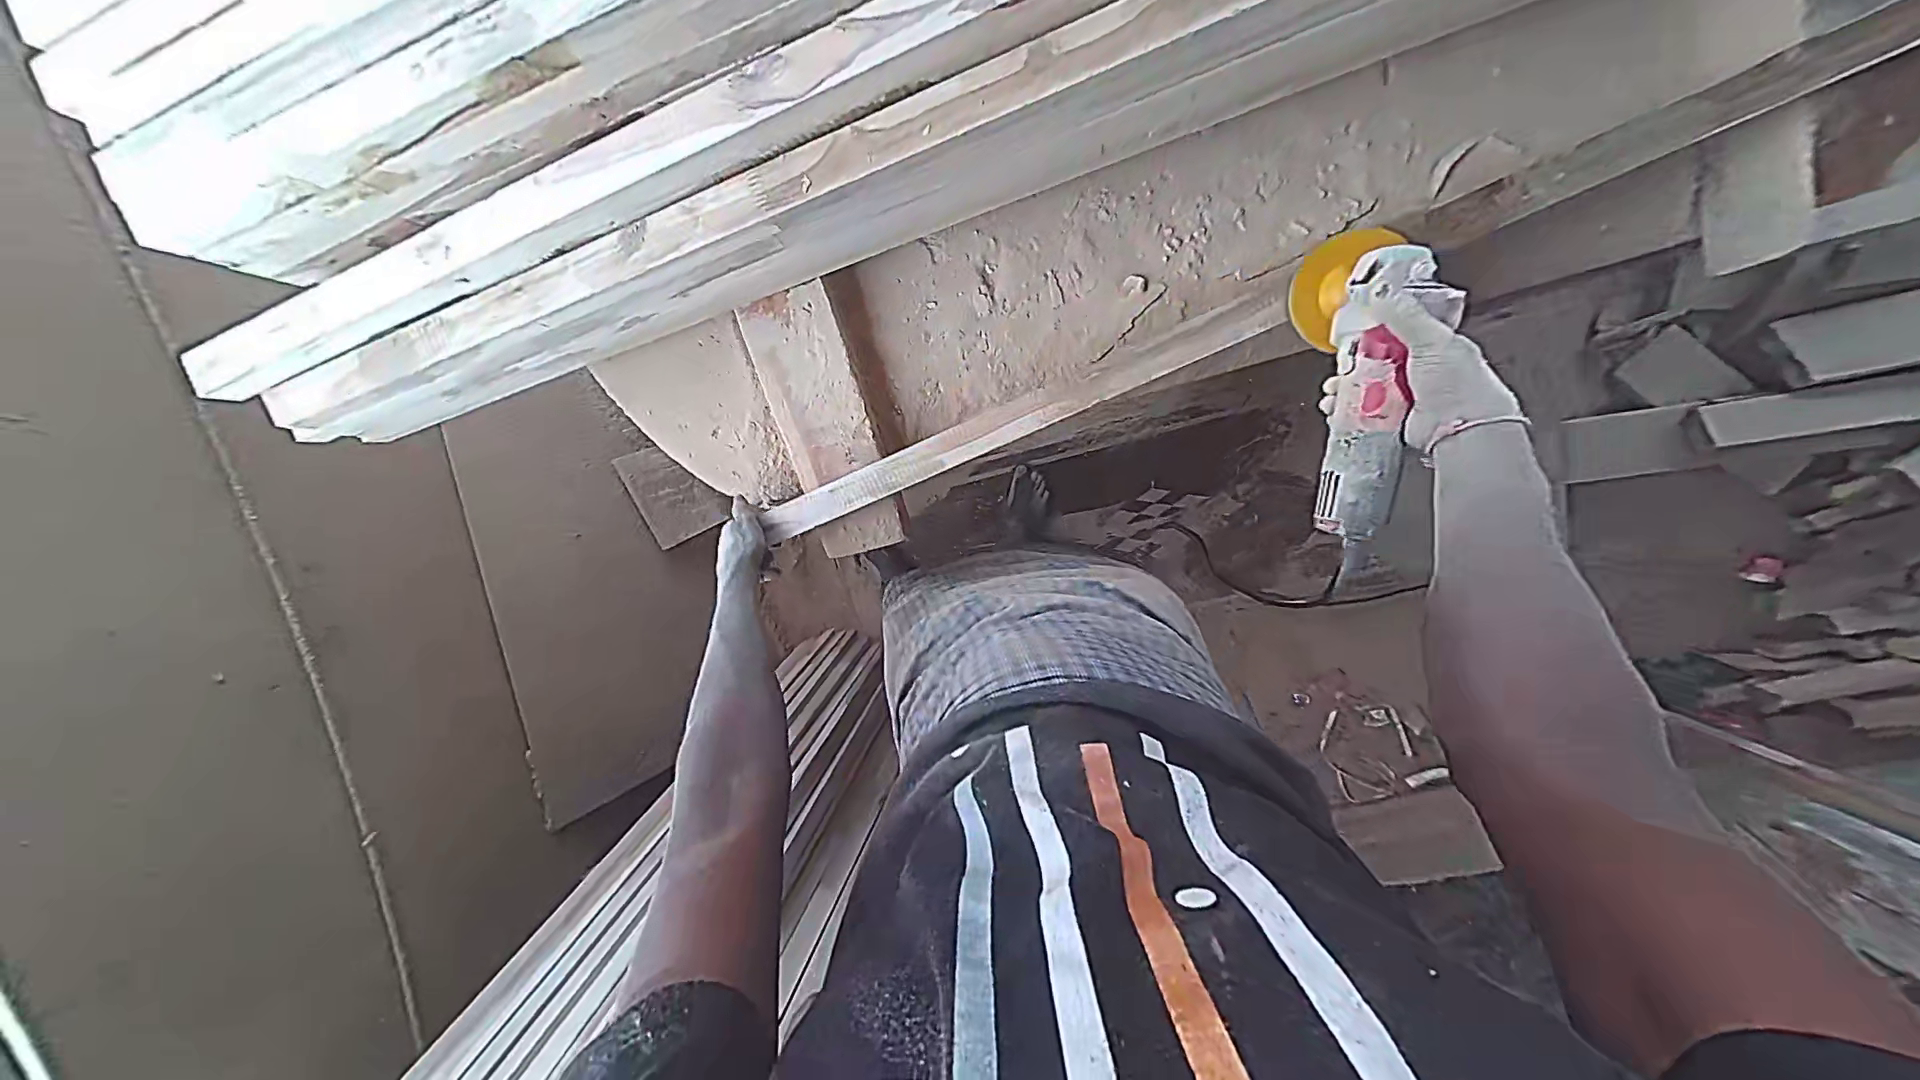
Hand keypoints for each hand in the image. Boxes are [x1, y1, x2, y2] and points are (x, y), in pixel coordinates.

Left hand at [717, 496, 767, 586]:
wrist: (740, 578)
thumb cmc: (744, 552)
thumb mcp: (748, 523)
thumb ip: (743, 510)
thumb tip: (738, 497)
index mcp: (729, 530)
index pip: (746, 523)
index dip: (760, 526)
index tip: (770, 528)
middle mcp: (728, 544)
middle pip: (752, 540)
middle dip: (765, 544)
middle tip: (773, 547)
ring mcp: (733, 560)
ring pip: (754, 556)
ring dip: (766, 559)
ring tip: (771, 563)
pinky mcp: (738, 574)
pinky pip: (755, 570)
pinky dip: (764, 571)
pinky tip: (769, 573)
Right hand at [1319, 281, 1523, 452]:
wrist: (1462, 430)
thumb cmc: (1459, 384)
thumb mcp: (1432, 340)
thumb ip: (1404, 316)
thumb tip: (1377, 292)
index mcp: (1434, 345)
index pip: (1399, 331)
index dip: (1374, 330)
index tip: (1354, 331)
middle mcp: (1419, 369)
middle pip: (1376, 361)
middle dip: (1352, 365)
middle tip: (1340, 367)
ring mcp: (1405, 395)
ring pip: (1366, 387)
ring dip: (1345, 390)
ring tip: (1333, 392)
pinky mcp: (1394, 419)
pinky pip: (1363, 412)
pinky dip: (1346, 411)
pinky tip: (1336, 409)